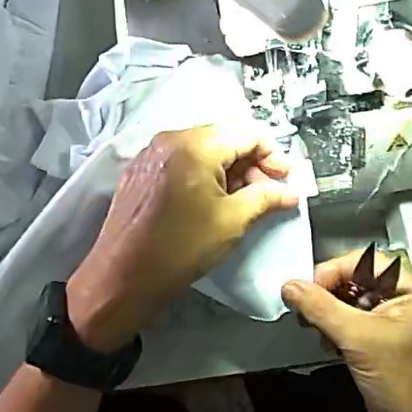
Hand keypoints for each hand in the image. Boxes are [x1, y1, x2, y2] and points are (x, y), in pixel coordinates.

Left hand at [68, 125, 298, 351]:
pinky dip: (202, 174)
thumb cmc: (178, 249)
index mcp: (195, 145)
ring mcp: (151, 154)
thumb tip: (288, 192)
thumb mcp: (233, 221)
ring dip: (228, 170)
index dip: (273, 155)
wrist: (123, 277)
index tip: (285, 178)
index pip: (248, 134)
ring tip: (242, 200)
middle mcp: (170, 140)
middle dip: (251, 163)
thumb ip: (266, 198)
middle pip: (225, 138)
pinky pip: (181, 161)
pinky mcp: (140, 171)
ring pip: (203, 150)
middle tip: (268, 191)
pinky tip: (211, 201)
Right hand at [281, 252, 411, 411]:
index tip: (306, 292)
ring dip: (330, 314)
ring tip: (322, 334)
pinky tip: (332, 344)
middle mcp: (407, 295)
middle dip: (329, 296)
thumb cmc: (401, 380)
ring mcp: (396, 315)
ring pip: (351, 298)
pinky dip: (337, 327)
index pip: (364, 262)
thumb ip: (320, 308)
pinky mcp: (384, 333)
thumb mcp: (357, 339)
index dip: (332, 272)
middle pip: (356, 278)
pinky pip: (353, 317)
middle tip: (308, 315)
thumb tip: (288, 286)